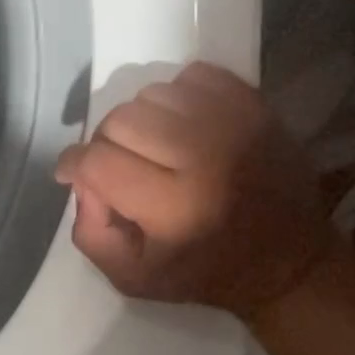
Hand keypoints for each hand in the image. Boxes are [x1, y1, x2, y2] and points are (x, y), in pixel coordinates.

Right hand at [55, 63, 340, 319]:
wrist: (284, 258)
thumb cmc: (203, 274)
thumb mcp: (133, 278)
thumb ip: (93, 235)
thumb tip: (82, 186)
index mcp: (172, 206)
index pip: (99, 162)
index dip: (73, 165)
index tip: (70, 174)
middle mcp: (201, 154)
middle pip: (120, 120)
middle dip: (104, 144)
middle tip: (114, 168)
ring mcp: (231, 121)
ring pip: (152, 93)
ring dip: (139, 121)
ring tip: (149, 149)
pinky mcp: (252, 103)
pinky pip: (191, 76)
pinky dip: (174, 98)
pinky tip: (179, 129)